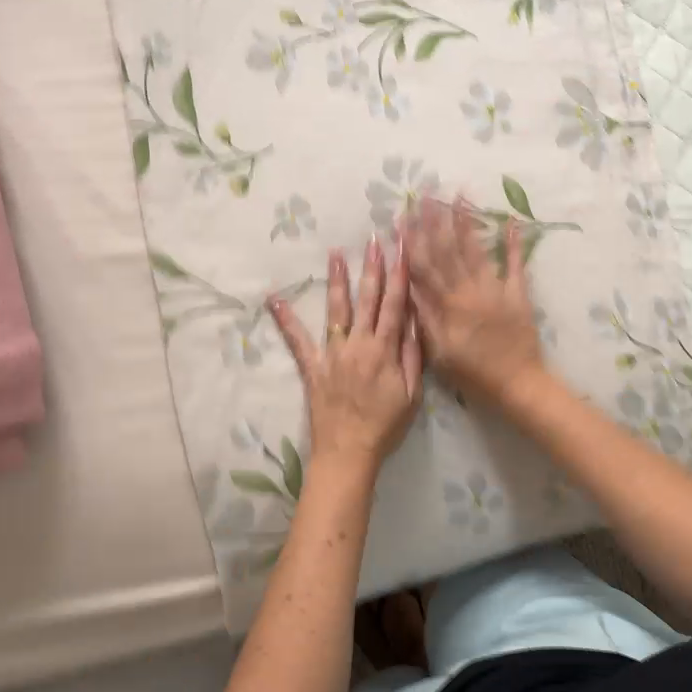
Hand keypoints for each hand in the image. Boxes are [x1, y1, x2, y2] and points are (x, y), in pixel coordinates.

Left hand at [270, 237, 422, 474]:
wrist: (348, 453)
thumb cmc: (386, 426)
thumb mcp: (412, 394)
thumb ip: (413, 356)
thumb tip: (417, 321)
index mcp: (386, 350)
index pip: (396, 305)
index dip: (400, 275)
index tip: (403, 250)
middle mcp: (359, 345)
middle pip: (368, 300)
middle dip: (372, 267)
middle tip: (374, 239)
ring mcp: (333, 354)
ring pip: (337, 310)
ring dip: (338, 281)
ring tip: (335, 254)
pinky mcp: (313, 367)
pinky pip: (298, 341)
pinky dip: (286, 320)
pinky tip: (275, 299)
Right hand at [404, 196, 547, 405]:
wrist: (517, 384)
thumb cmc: (474, 374)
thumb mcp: (440, 353)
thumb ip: (425, 319)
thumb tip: (408, 288)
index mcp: (448, 305)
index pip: (424, 266)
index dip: (412, 242)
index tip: (402, 218)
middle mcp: (469, 291)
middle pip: (448, 251)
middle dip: (435, 221)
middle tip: (426, 194)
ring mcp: (495, 290)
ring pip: (476, 250)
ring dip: (466, 222)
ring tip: (459, 196)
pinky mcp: (517, 294)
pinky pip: (515, 265)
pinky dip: (514, 243)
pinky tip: (511, 221)